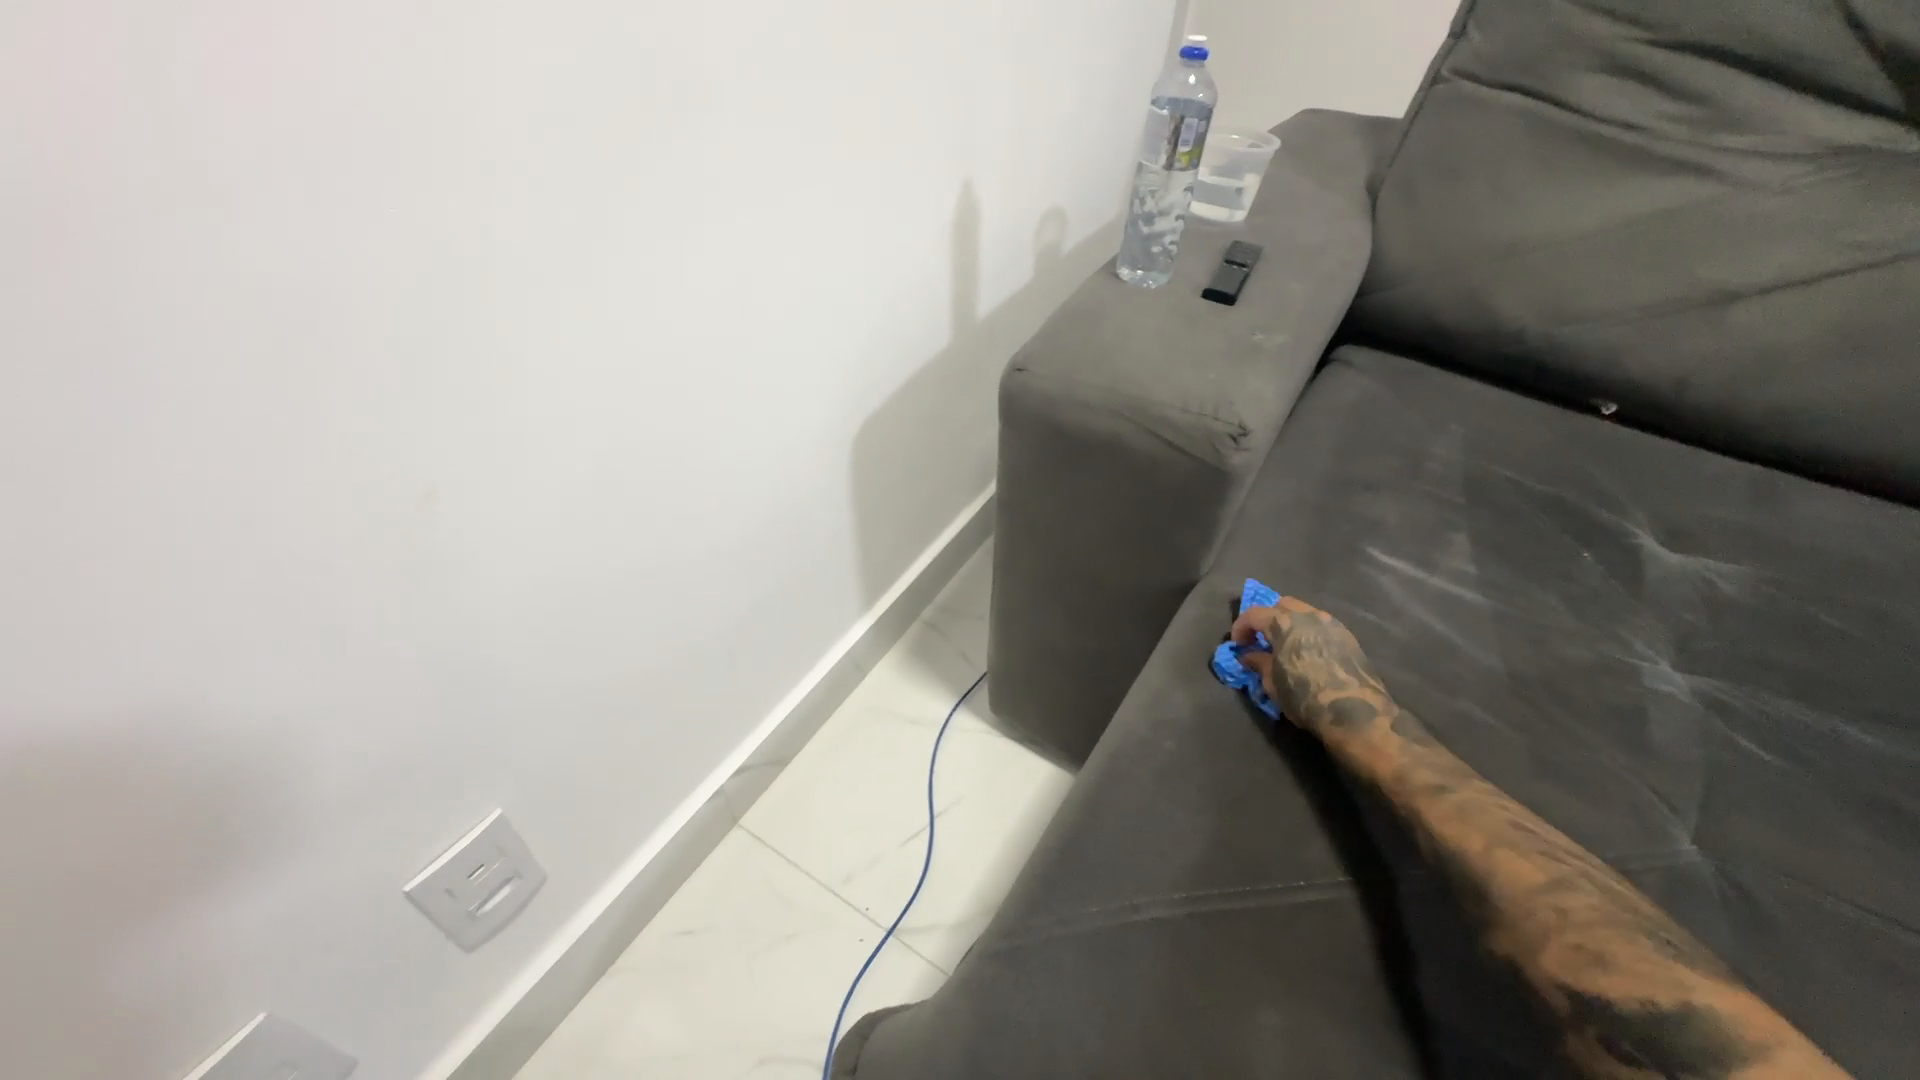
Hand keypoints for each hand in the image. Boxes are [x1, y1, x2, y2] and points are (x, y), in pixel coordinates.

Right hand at [1231, 597, 1387, 736]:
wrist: (1355, 713)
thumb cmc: (1305, 696)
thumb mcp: (1273, 683)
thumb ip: (1259, 663)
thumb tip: (1249, 655)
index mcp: (1284, 623)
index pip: (1254, 614)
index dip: (1241, 628)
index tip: (1238, 646)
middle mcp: (1309, 616)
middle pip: (1282, 605)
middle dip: (1267, 619)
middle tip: (1261, 640)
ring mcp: (1332, 624)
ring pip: (1305, 613)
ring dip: (1290, 625)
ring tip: (1285, 647)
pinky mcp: (1349, 638)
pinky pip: (1321, 626)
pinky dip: (1308, 633)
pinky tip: (1307, 654)